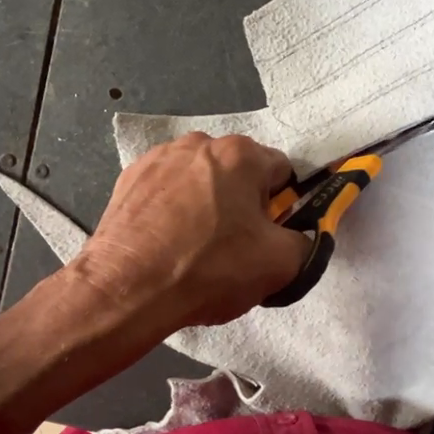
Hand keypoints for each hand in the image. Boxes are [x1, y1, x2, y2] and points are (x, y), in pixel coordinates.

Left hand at [0, 134, 306, 433]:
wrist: (126, 291)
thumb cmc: (210, 269)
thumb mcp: (281, 264)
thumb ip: (308, 242)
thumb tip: (302, 236)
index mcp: (242, 154)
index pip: (283, 174)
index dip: (284, 208)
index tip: (271, 237)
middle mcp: (201, 143)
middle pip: (240, 174)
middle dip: (244, 204)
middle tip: (236, 248)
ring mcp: (159, 157)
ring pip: (202, 181)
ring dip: (208, 205)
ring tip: (196, 249)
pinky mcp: (128, 178)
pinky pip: (167, 190)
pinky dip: (173, 210)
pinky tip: (167, 244)